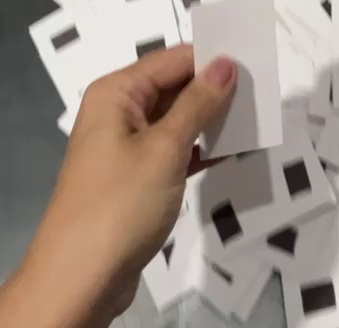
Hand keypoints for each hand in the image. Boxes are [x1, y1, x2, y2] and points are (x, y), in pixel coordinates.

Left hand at [0, 45, 236, 327]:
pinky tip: (229, 151)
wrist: (80, 281)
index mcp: (116, 92)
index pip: (171, 59)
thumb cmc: (120, 203)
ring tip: (252, 118)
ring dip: (208, 119)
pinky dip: (198, 149)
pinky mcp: (134, 177)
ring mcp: (125, 146)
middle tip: (259, 89)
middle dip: (212, 88)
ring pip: (174, 118)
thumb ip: (198, 103)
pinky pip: (172, 149)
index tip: (252, 60)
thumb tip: (225, 63)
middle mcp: (118, 111)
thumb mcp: (165, 149)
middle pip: (172, 86)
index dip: (210, 58)